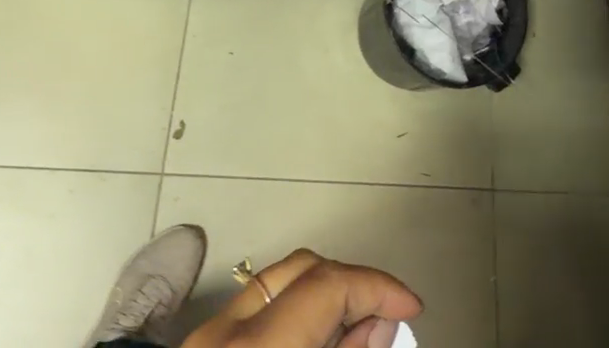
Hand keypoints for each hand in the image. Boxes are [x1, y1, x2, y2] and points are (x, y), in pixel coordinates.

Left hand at [178, 249, 422, 347]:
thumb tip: (378, 321)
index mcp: (258, 346)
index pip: (327, 284)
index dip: (377, 287)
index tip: (411, 306)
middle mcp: (223, 329)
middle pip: (302, 268)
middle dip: (352, 282)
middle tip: (386, 315)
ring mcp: (205, 334)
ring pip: (276, 282)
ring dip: (322, 293)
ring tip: (354, 324)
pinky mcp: (198, 344)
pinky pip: (255, 307)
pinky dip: (292, 311)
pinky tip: (314, 334)